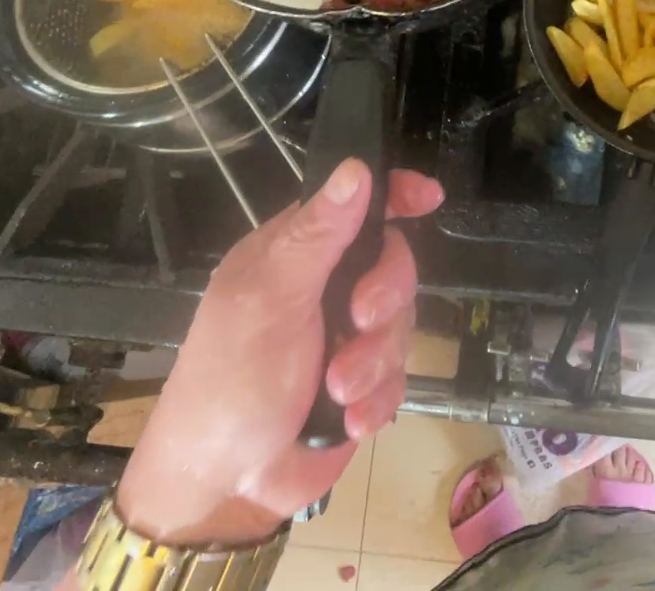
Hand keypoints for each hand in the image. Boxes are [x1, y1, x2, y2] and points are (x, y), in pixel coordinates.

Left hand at [115, 159, 440, 546]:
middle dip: (384, 299)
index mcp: (295, 252)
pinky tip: (350, 419)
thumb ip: (316, 236)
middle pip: (393, 264)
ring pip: (402, 323)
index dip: (394, 194)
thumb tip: (355, 168)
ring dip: (374, 361)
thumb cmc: (231, 380)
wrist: (225, 485)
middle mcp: (326, 286)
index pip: (354, 205)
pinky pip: (400, 374)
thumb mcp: (269, 300)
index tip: (428, 197)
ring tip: (339, 391)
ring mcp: (346, 335)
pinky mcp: (364, 381)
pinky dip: (377, 398)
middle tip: (359, 322)